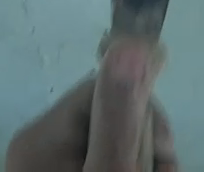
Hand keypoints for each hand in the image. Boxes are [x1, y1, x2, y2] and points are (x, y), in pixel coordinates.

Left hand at [6, 39, 178, 171]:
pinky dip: (128, 165)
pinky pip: (104, 155)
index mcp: (39, 136)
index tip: (165, 153)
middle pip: (111, 113)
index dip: (141, 115)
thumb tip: (131, 43)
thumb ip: (118, 117)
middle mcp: (38, 144)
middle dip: (144, 143)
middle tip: (161, 171)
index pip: (105, 88)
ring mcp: (49, 167)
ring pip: (113, 137)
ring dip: (141, 156)